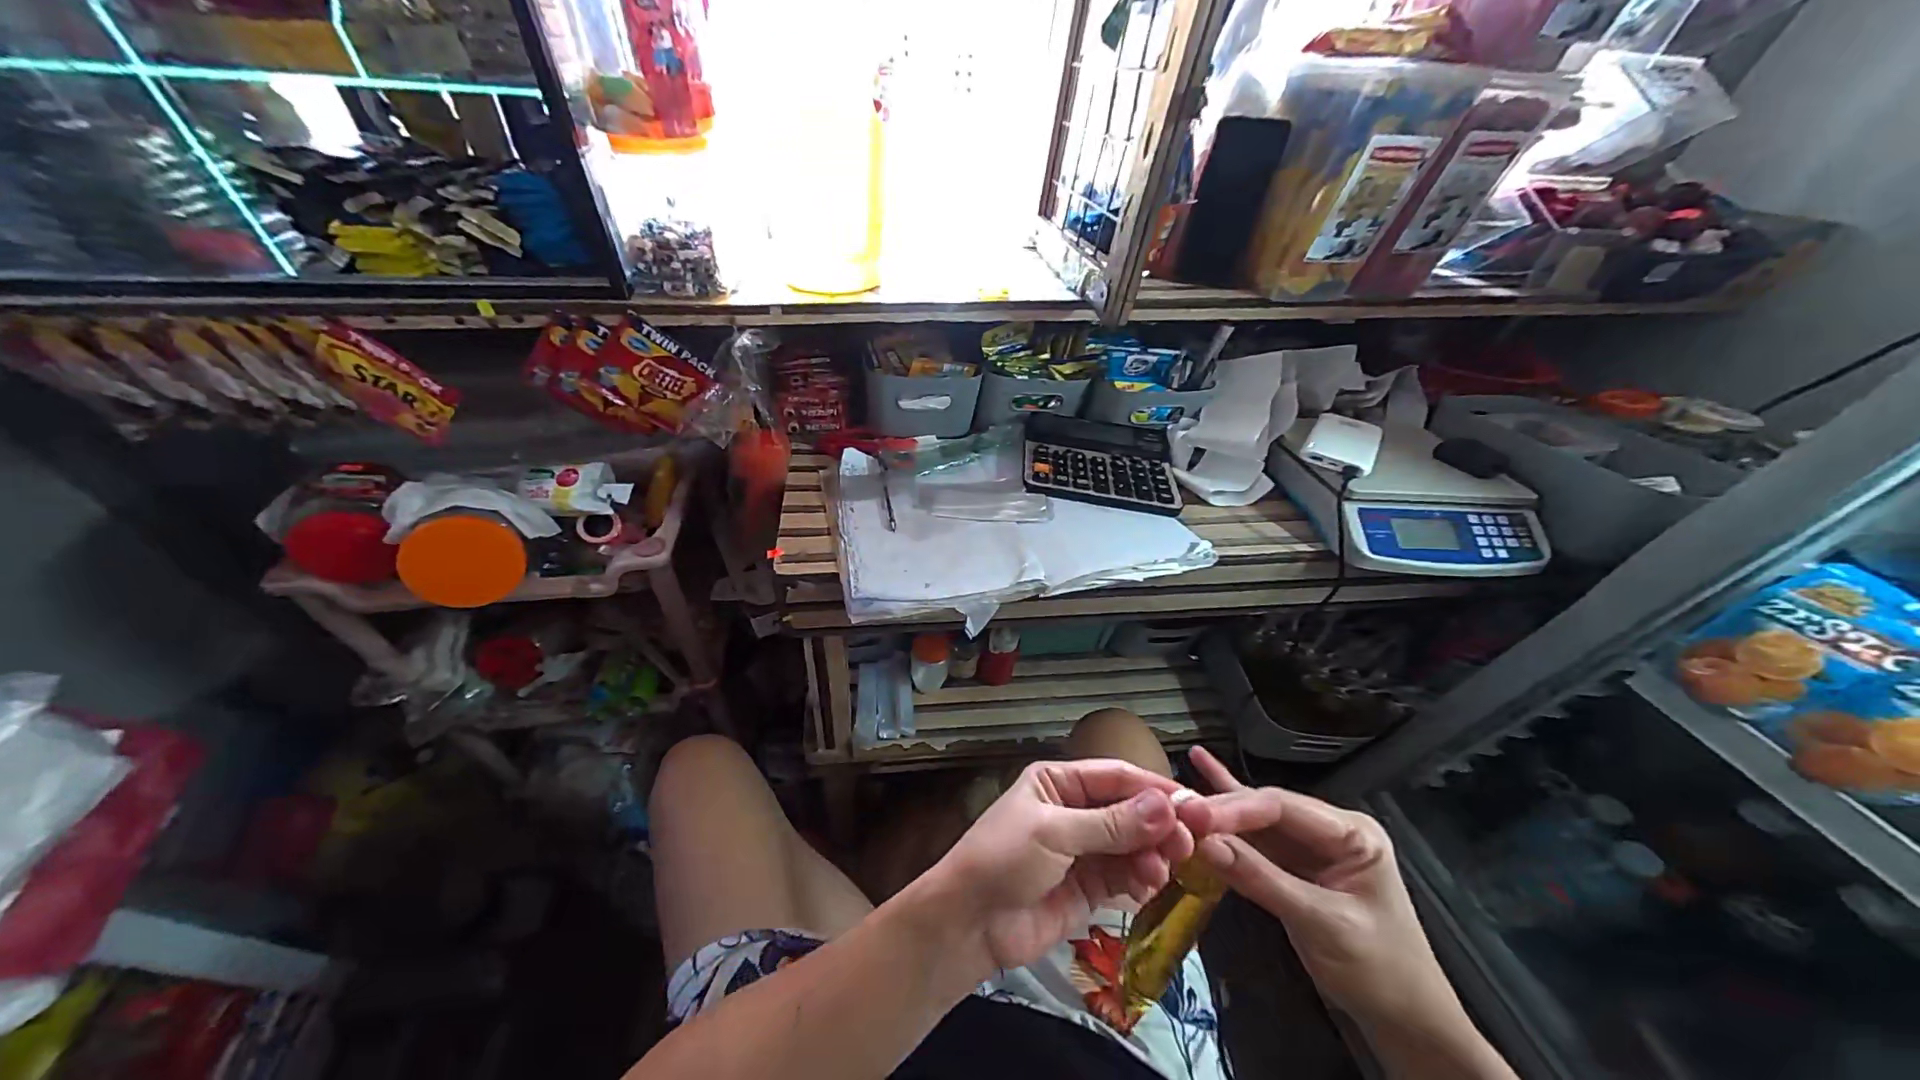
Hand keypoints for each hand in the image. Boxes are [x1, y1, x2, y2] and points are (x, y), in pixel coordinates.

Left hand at [920, 760, 1193, 972]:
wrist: (969, 924)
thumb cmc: (1002, 860)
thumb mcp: (1054, 832)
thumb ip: (1111, 824)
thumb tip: (1166, 807)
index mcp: (1059, 782)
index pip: (1116, 776)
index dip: (1155, 789)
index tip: (1195, 805)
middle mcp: (1074, 810)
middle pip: (1130, 811)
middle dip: (1160, 825)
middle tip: (1191, 841)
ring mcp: (1083, 850)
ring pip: (1133, 844)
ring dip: (1153, 854)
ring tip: (1163, 869)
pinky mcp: (1088, 887)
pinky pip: (1125, 876)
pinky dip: (1141, 879)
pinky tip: (1149, 885)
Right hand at [1175, 747, 1458, 1027]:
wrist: (1407, 1021)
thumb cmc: (1379, 971)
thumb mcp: (1322, 924)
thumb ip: (1262, 879)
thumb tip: (1204, 844)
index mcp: (1351, 832)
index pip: (1281, 806)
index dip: (1234, 808)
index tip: (1192, 816)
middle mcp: (1329, 828)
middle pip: (1264, 808)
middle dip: (1220, 809)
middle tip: (1173, 810)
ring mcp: (1311, 844)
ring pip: (1254, 820)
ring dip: (1217, 814)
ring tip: (1174, 795)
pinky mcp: (1293, 863)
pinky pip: (1255, 837)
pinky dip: (1228, 815)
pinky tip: (1204, 768)